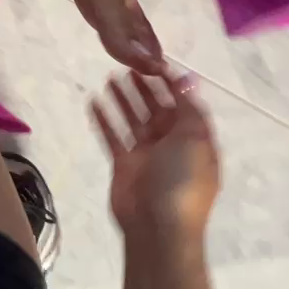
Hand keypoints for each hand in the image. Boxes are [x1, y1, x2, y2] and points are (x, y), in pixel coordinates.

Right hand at [92, 72, 219, 239]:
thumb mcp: (193, 143)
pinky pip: (112, 136)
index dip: (172, 85)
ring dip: (123, 99)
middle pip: (158, 110)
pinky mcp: (123, 163)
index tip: (154, 61)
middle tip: (126, 65)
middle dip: (145, 89)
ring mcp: (146, 155)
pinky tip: (93, 102)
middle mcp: (172, 146)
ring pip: (133, 120)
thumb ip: (189, 111)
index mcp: (195, 142)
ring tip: (108, 78)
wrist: (157, 226)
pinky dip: (104, 119)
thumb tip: (190, 80)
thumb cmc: (181, 182)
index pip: (185, 107)